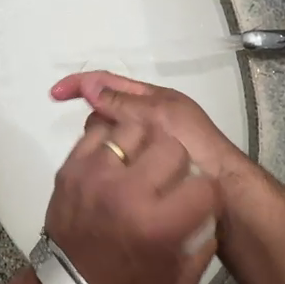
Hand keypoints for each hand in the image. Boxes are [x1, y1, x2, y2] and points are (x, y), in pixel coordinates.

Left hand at [43, 112, 220, 283]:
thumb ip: (203, 242)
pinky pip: (99, 133)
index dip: (209, 193)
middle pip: (172, 147)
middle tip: (170, 178)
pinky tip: (116, 160)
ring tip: (141, 163)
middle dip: (179, 163)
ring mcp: (96, 174)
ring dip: (145, 146)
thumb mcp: (181, 282)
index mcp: (159, 224)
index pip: (205, 186)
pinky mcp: (71, 167)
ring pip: (135, 130)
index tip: (201, 199)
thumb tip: (210, 209)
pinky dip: (112, 142)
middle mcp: (128, 191)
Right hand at [50, 71, 245, 181]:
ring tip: (104, 168)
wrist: (230, 200)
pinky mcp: (151, 174)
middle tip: (98, 147)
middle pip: (106, 111)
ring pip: (111, 139)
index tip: (54, 96)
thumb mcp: (160, 119)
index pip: (108, 83)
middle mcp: (150, 120)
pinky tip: (108, 182)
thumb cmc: (200, 151)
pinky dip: (111, 166)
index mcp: (153, 101)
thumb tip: (89, 86)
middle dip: (95, 122)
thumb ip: (125, 104)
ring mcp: (151, 147)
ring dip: (104, 147)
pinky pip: (120, 162)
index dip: (80, 85)